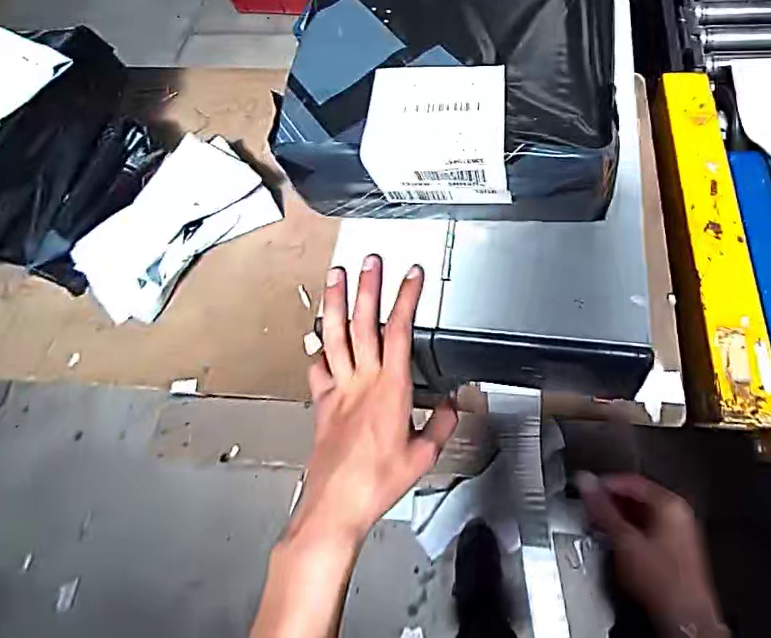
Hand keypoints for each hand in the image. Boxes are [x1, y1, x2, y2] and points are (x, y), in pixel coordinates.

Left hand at [293, 255, 458, 546]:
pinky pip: (319, 369)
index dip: (406, 298)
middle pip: (363, 323)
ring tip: (335, 277)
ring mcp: (338, 391)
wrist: (334, 508)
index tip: (412, 276)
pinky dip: (318, 349)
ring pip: (335, 337)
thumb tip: (453, 405)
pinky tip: (317, 337)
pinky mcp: (323, 405)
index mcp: (391, 388)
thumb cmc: (376, 483)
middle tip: (370, 262)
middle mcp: (362, 382)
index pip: (399, 330)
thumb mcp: (423, 456)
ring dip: (335, 303)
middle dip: (368, 288)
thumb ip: (441, 424)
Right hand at [578, 472, 724, 633]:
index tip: (591, 489)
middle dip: (614, 502)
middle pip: (639, 497)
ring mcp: (681, 531)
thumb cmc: (663, 583)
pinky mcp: (678, 550)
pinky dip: (634, 531)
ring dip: (623, 517)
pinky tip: (622, 543)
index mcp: (670, 503)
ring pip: (645, 514)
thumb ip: (603, 510)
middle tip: (595, 507)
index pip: (632, 480)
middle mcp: (679, 513)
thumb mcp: (624, 541)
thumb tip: (588, 485)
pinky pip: (651, 529)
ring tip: (604, 525)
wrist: (685, 620)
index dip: (608, 484)